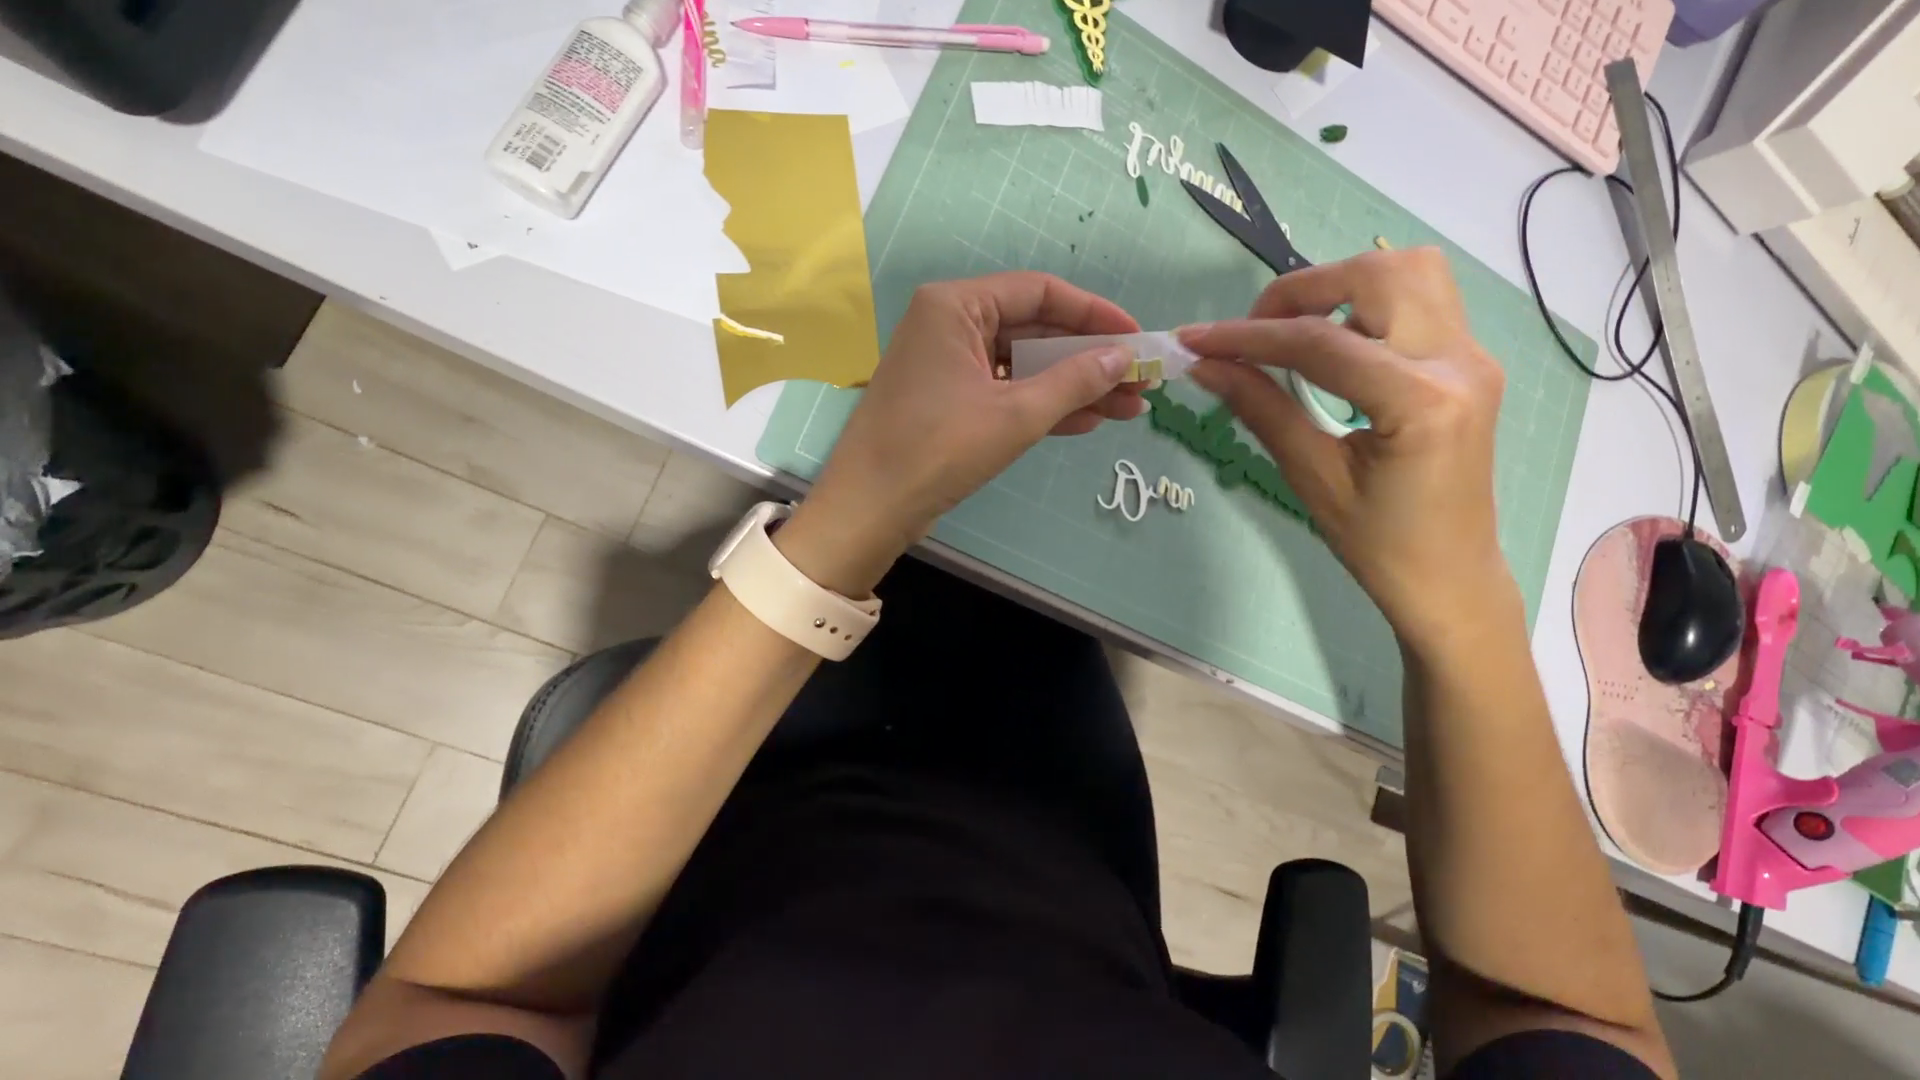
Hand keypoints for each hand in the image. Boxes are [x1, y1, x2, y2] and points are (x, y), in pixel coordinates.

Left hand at [780, 273, 1144, 595]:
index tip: (1137, 337)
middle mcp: (950, 324)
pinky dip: (1043, 405)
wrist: (870, 508)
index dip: (1094, 313)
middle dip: (1089, 358)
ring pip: (1024, 365)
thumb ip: (1074, 381)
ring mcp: (948, 364)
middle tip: (1140, 380)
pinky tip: (1089, 421)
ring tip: (1128, 407)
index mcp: (956, 306)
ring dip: (1073, 386)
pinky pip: (1006, 392)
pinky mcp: (949, 401)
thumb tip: (1123, 357)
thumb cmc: (938, 450)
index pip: (1039, 292)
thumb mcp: (1015, 415)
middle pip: (1034, 329)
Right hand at [1179, 249, 1514, 647]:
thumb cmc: (1380, 545)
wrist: (1451, 578)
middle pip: (1377, 275)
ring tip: (1295, 329)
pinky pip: (1422, 297)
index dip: (1248, 337)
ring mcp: (1474, 356)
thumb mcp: (1313, 478)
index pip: (1321, 344)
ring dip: (1341, 284)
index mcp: (1422, 404)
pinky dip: (1368, 300)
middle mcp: (1460, 363)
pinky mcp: (1470, 360)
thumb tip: (1206, 366)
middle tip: (1255, 332)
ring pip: (1409, 269)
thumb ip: (1262, 409)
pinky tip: (1335, 341)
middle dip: (1302, 291)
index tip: (1195, 341)